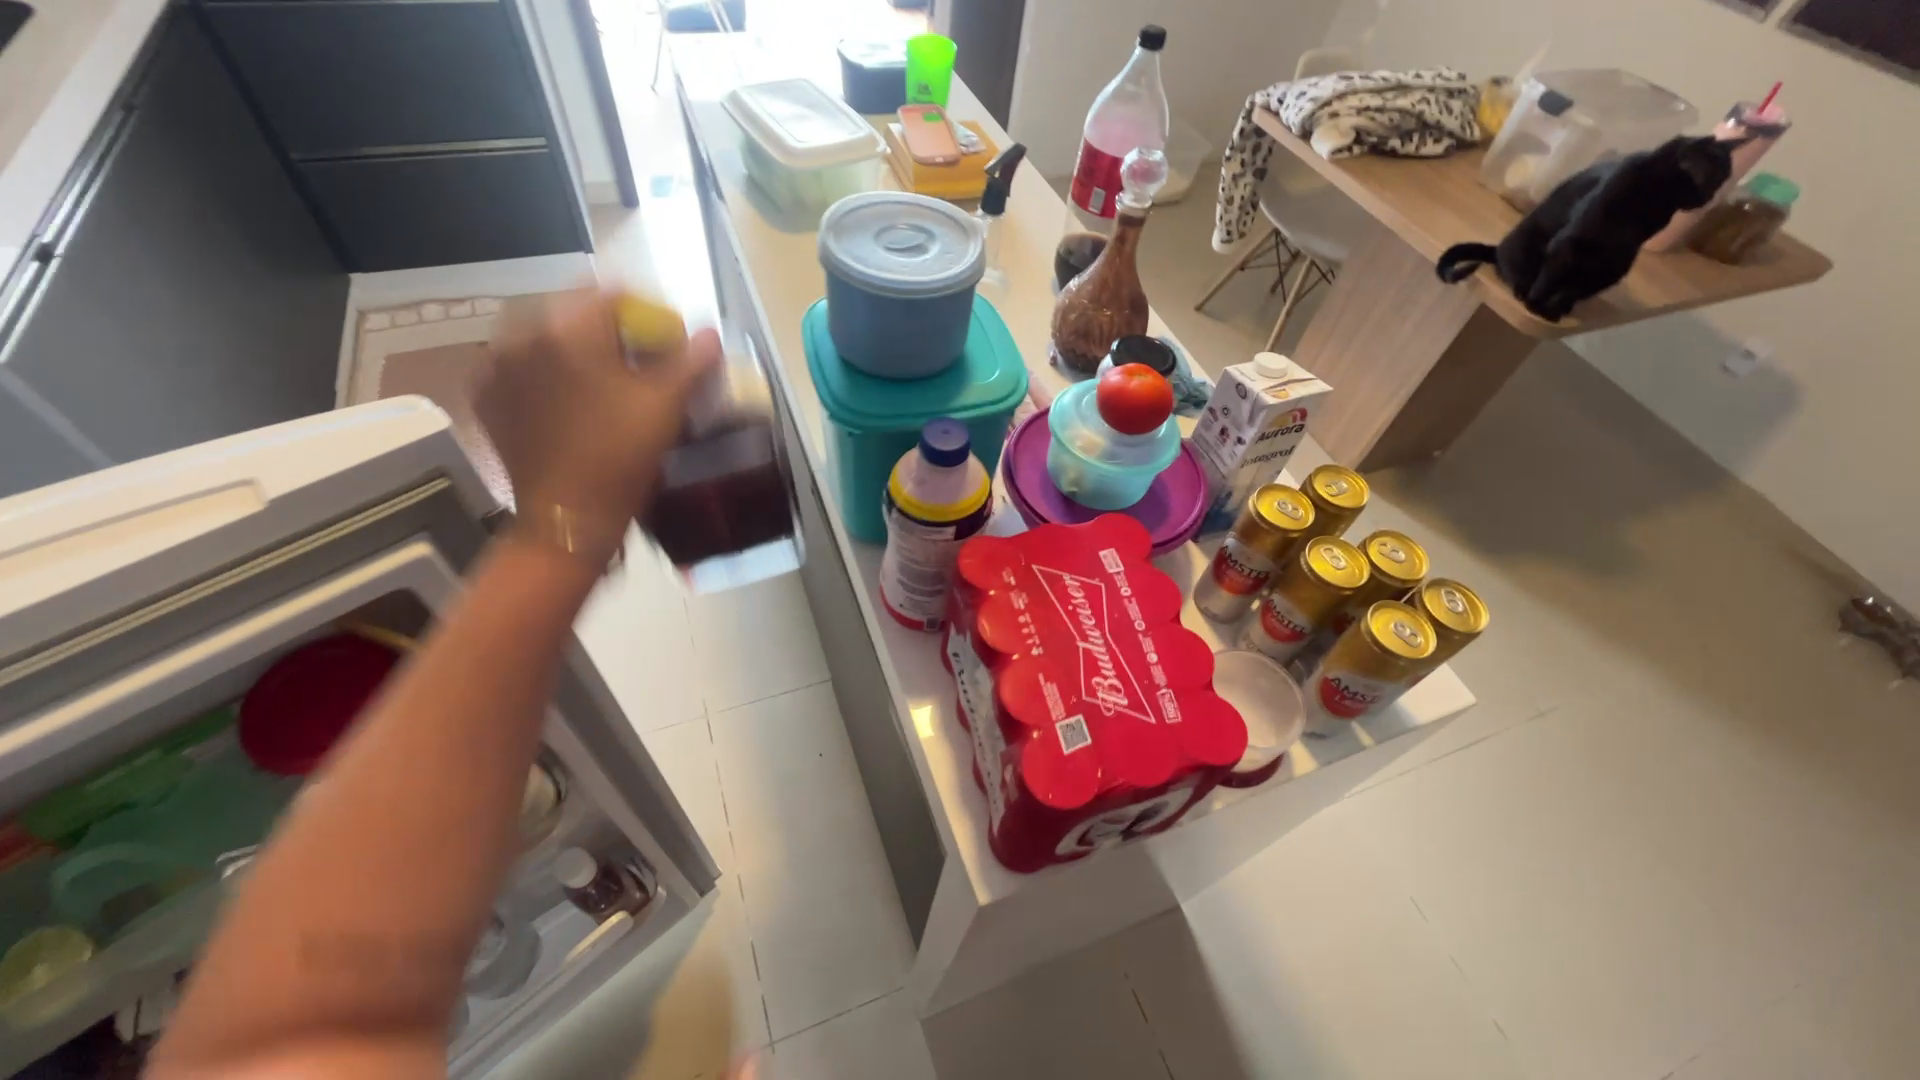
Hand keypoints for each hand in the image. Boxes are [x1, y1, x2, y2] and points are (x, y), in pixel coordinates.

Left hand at [475, 290, 720, 565]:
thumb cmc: (621, 458)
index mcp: (567, 328)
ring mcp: (497, 366)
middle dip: (611, 332)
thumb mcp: (667, 406)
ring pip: (547, 338)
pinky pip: (523, 366)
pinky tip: (570, 402)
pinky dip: (548, 374)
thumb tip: (709, 334)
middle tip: (638, 364)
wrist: (566, 519)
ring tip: (604, 385)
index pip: (614, 294)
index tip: (666, 344)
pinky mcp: (486, 396)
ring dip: (578, 350)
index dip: (648, 315)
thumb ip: (692, 360)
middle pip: (576, 312)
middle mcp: (522, 334)